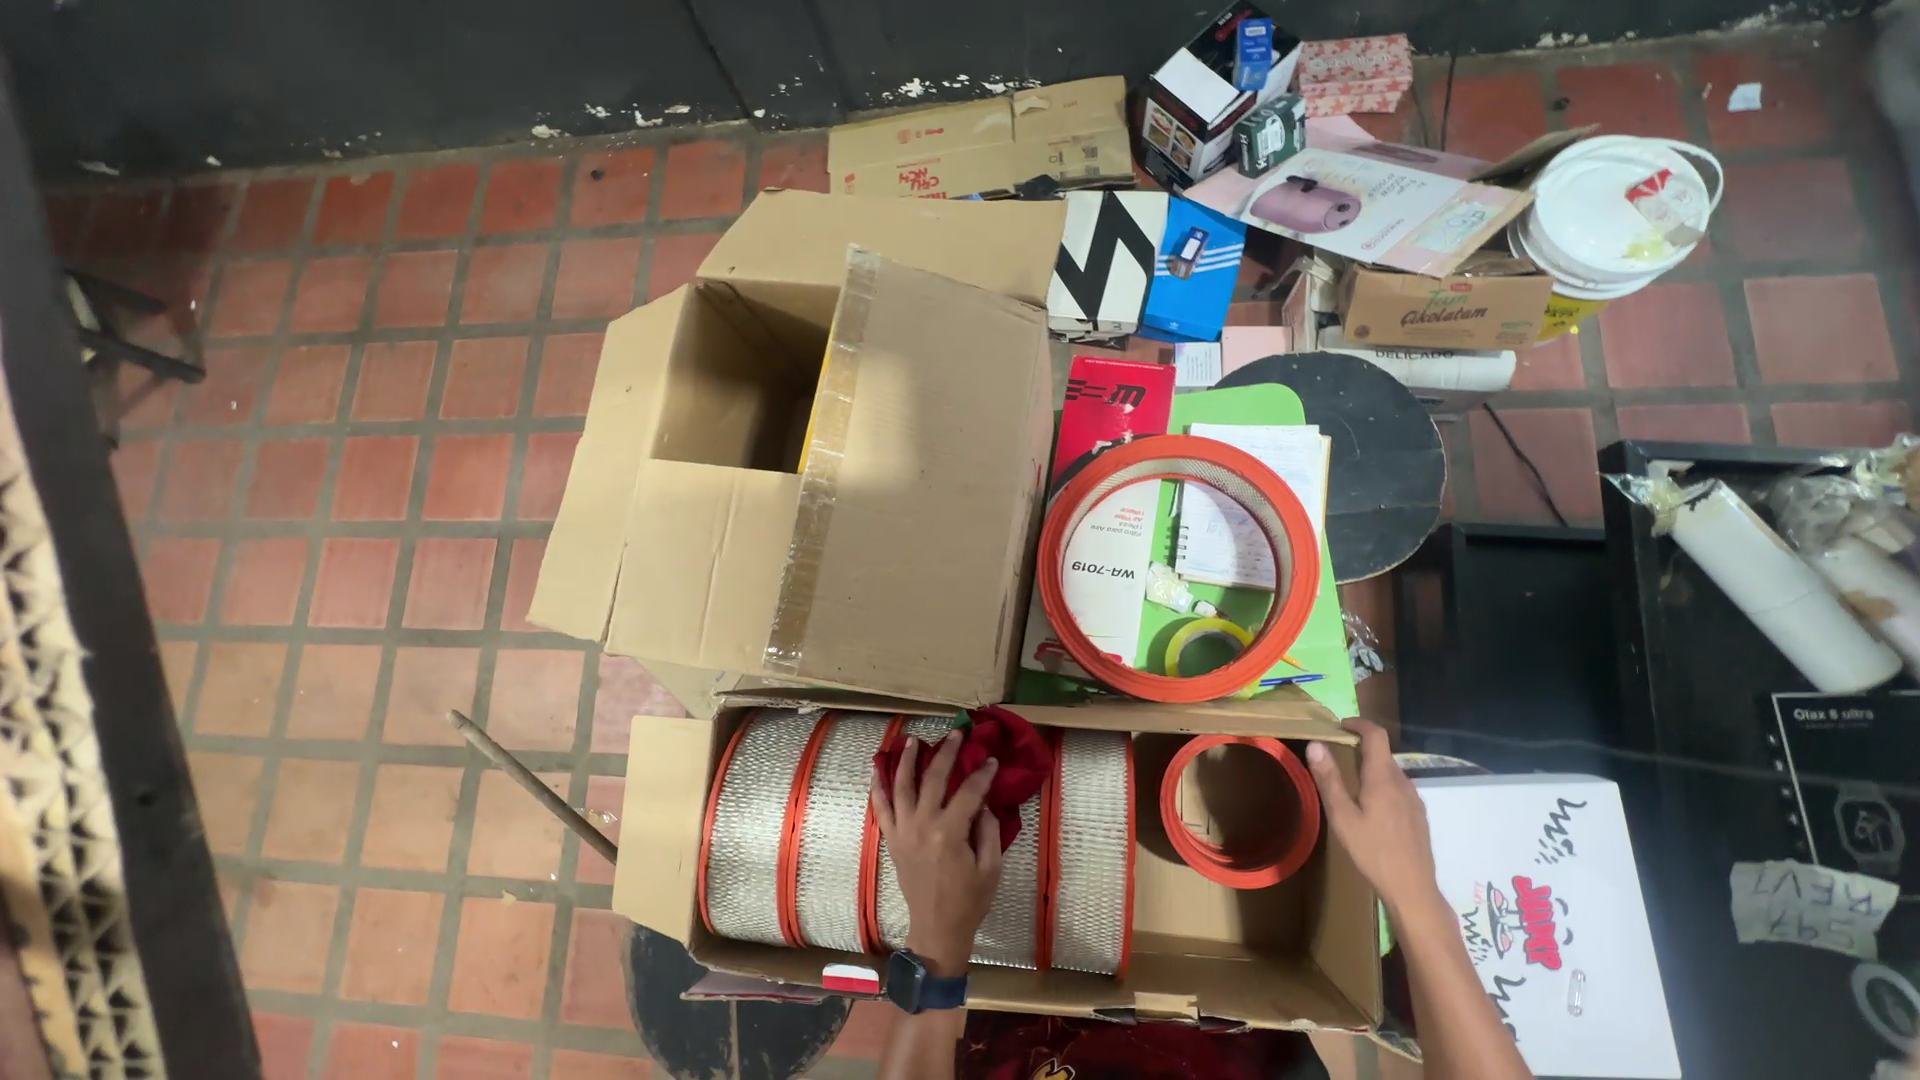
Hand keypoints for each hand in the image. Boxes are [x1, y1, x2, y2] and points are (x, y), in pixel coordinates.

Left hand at [871, 732, 1001, 975]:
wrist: (937, 928)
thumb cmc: (969, 900)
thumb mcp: (991, 866)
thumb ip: (989, 829)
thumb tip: (983, 802)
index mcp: (950, 832)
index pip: (969, 792)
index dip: (982, 774)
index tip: (991, 760)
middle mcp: (922, 825)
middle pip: (934, 778)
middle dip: (947, 752)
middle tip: (958, 733)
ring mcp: (903, 831)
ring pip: (902, 785)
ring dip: (907, 760)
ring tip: (914, 740)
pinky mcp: (892, 839)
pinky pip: (881, 807)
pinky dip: (878, 786)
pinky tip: (878, 768)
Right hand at [1304, 717, 1441, 916]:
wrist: (1412, 889)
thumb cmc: (1372, 851)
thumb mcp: (1342, 816)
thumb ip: (1329, 779)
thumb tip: (1315, 744)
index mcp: (1383, 778)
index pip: (1376, 735)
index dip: (1359, 724)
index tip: (1340, 726)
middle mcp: (1403, 782)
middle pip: (1383, 753)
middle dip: (1360, 748)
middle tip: (1336, 757)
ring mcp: (1414, 800)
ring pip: (1391, 772)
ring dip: (1371, 768)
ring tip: (1350, 784)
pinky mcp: (1419, 816)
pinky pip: (1399, 789)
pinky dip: (1382, 785)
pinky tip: (1371, 809)